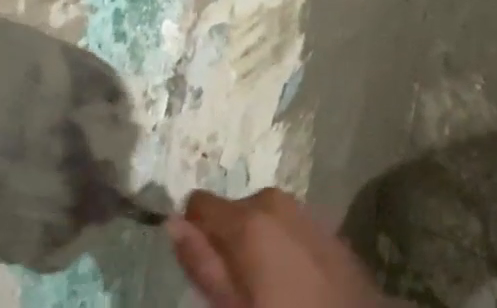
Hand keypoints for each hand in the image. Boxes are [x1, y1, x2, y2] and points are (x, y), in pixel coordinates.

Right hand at [165, 188, 384, 307]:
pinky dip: (281, 244)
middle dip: (227, 241)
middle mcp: (273, 200)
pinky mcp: (324, 223)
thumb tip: (172, 222)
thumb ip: (201, 263)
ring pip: (260, 216)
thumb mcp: (235, 307)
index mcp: (247, 219)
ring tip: (269, 285)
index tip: (206, 268)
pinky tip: (294, 279)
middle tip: (240, 286)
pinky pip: (286, 225)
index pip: (198, 203)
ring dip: (256, 242)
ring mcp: (302, 208)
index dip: (194, 234)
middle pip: (231, 211)